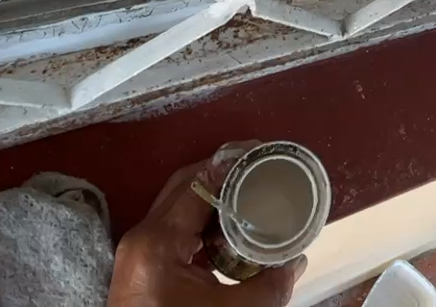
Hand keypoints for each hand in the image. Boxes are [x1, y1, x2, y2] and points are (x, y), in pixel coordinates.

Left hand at [108, 155, 303, 306]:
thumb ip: (270, 284)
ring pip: (180, 205)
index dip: (234, 162)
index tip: (264, 151)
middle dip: (225, 172)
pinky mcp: (142, 269)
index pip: (200, 181)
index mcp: (158, 242)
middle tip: (260, 165)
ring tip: (251, 192)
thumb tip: (298, 260)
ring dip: (215, 196)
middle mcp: (142, 238)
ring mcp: (138, 254)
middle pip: (187, 185)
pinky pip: (175, 229)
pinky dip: (203, 221)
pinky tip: (230, 227)